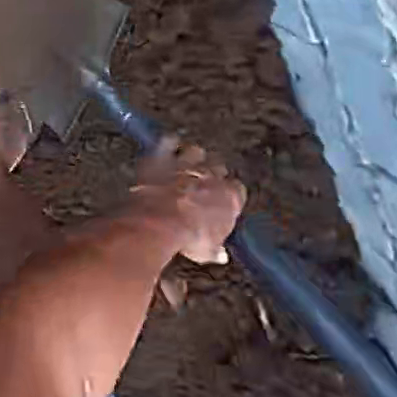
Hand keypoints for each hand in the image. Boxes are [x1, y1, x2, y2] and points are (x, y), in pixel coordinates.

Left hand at [126, 137, 245, 264]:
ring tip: (188, 161)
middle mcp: (211, 175)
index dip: (229, 194)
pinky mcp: (162, 157)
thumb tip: (219, 254)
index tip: (223, 199)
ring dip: (193, 156)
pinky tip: (167, 145)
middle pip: (218, 167)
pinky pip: (167, 142)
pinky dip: (168, 143)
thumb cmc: (188, 237)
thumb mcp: (206, 251)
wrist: (159, 219)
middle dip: (212, 173)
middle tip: (205, 181)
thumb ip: (214, 248)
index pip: (237, 189)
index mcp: (229, 197)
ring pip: (196, 151)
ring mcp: (186, 163)